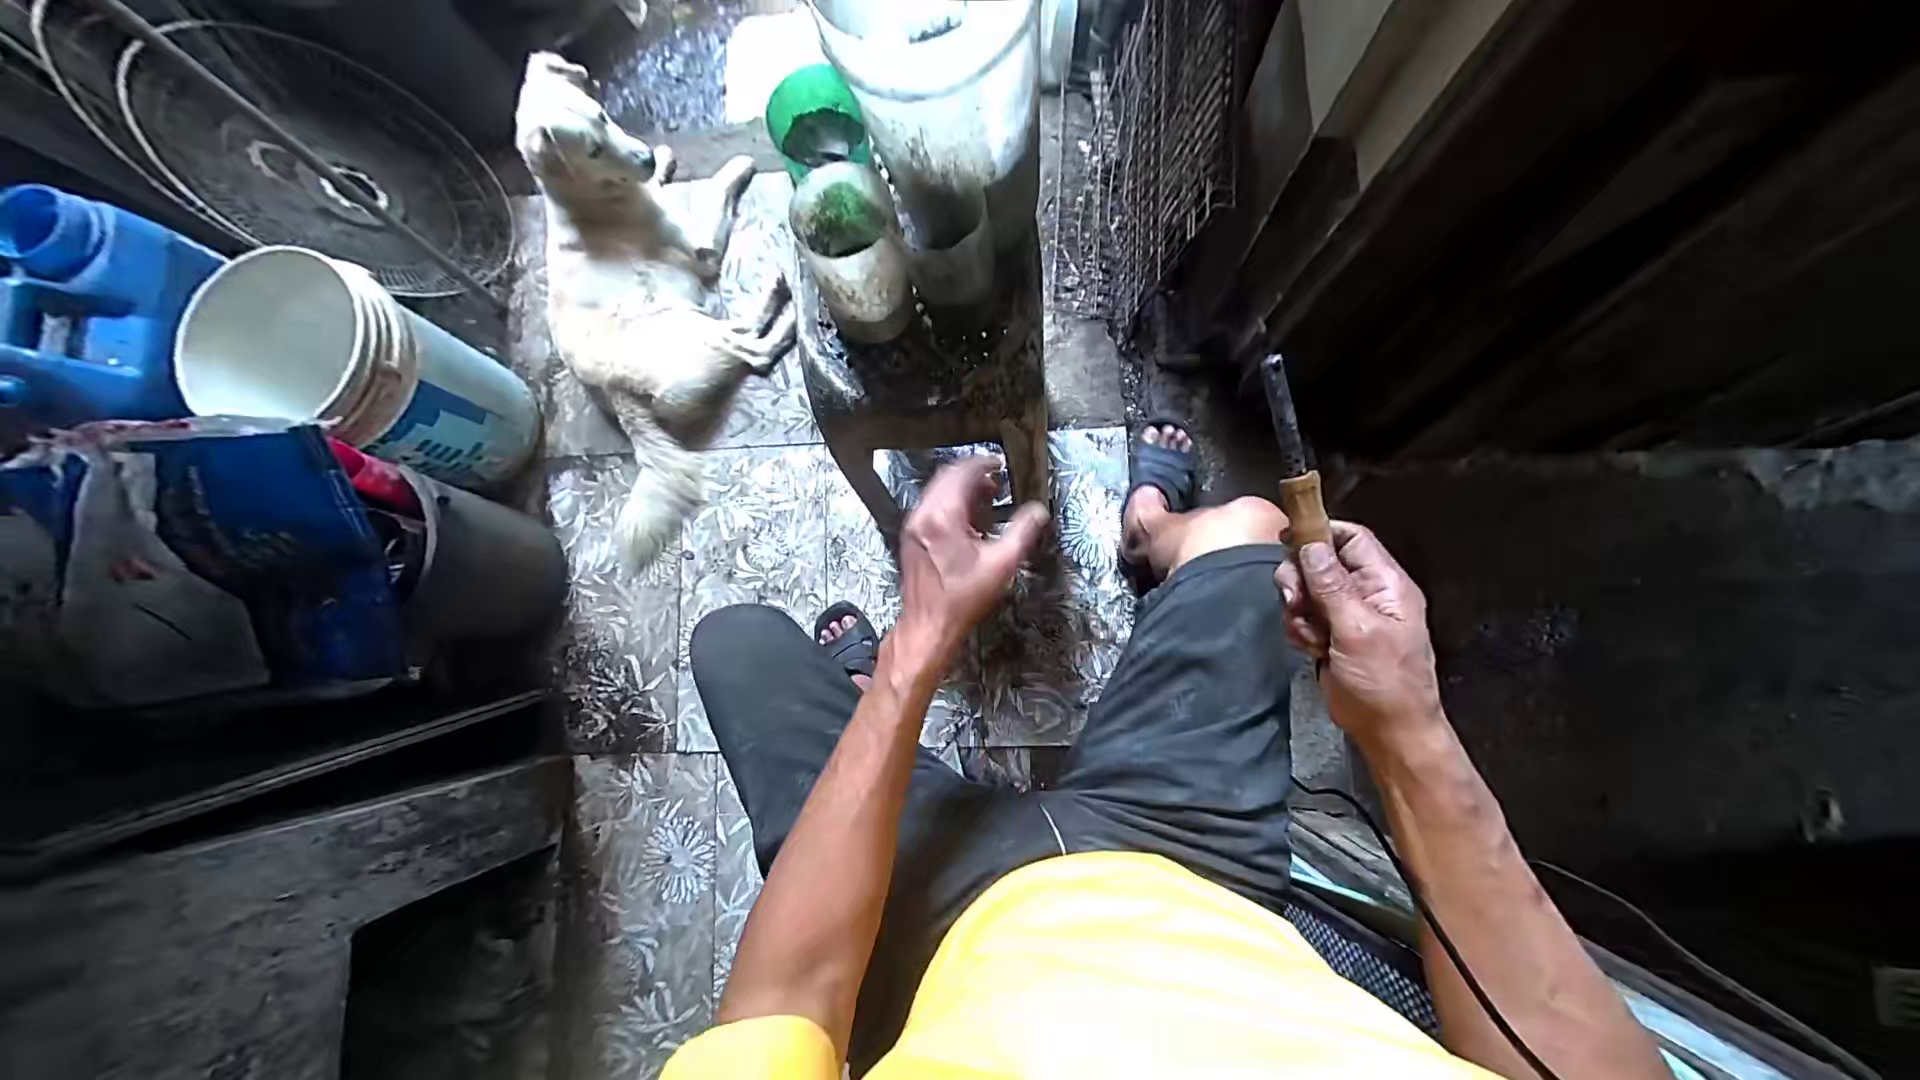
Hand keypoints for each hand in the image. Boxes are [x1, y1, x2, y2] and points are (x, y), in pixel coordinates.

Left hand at [895, 457, 1048, 674]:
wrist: (929, 624)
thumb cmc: (961, 599)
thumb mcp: (1001, 565)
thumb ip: (1022, 533)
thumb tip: (1037, 513)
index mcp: (943, 517)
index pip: (961, 473)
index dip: (982, 463)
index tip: (997, 462)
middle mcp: (923, 516)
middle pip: (947, 478)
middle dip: (973, 474)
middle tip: (995, 479)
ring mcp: (914, 526)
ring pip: (937, 491)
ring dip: (962, 489)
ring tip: (986, 497)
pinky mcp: (912, 537)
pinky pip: (931, 507)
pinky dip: (950, 503)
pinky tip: (968, 518)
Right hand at [1275, 521, 1445, 747]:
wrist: (1386, 729)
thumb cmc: (1385, 682)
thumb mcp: (1358, 629)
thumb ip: (1332, 586)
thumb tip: (1310, 546)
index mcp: (1385, 584)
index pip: (1351, 539)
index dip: (1320, 533)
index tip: (1289, 539)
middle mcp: (1365, 592)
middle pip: (1318, 562)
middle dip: (1299, 580)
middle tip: (1295, 601)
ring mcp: (1345, 613)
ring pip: (1304, 590)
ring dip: (1297, 609)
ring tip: (1311, 634)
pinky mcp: (1328, 632)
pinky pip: (1301, 615)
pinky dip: (1298, 629)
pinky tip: (1311, 647)